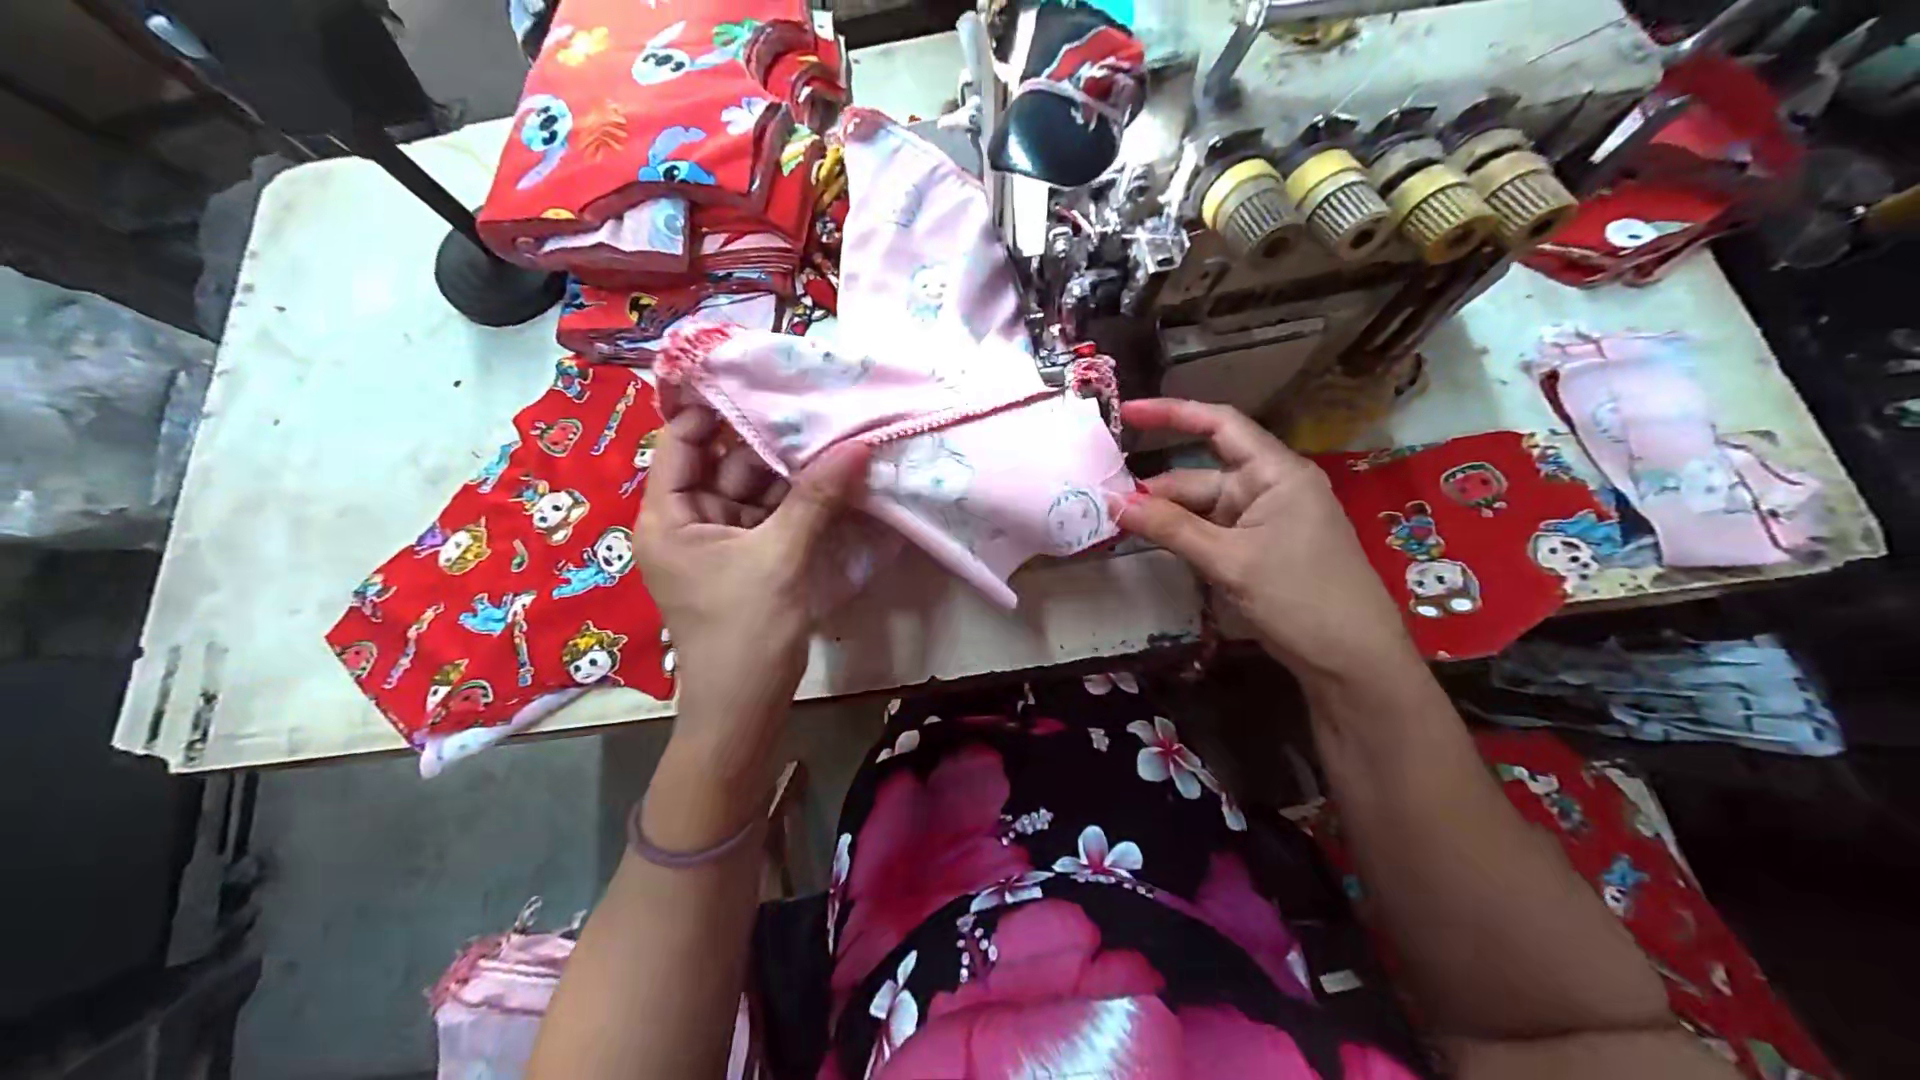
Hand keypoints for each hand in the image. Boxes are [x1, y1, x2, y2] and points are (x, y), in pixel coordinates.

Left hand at [634, 398, 869, 734]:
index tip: (763, 386)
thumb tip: (858, 445)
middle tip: (816, 415)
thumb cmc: (745, 631)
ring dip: (790, 476)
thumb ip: (816, 498)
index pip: (680, 444)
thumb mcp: (780, 557)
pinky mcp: (745, 562)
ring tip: (833, 445)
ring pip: (752, 493)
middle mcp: (686, 524)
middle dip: (768, 446)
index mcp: (668, 517)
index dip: (714, 412)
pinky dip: (795, 506)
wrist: (746, 708)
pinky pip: (768, 519)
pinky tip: (831, 485)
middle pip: (723, 466)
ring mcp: (717, 544)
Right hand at [1113, 399, 1419, 684]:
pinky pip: (1210, 532)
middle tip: (1103, 502)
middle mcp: (1269, 489)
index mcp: (1275, 474)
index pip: (1220, 425)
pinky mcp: (1257, 550)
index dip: (1172, 413)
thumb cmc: (1301, 597)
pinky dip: (1181, 536)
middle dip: (1155, 488)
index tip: (1128, 412)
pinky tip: (1150, 543)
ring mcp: (1263, 521)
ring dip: (1164, 517)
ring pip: (1201, 508)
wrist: (1352, 660)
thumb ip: (1171, 529)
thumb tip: (1114, 502)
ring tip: (1117, 524)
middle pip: (1200, 475)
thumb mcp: (1230, 560)